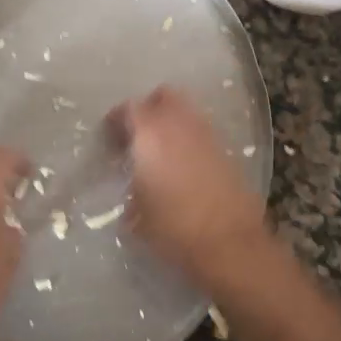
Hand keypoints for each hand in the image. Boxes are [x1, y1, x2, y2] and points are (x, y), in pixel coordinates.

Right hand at [112, 86, 268, 280]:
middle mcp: (179, 125)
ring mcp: (208, 136)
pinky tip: (185, 167)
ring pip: (187, 112)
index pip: (128, 108)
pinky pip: (203, 134)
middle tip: (138, 135)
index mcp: (150, 134)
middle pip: (163, 96)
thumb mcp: (137, 216)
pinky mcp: (228, 152)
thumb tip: (134, 191)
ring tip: (162, 152)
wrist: (230, 243)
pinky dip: (191, 142)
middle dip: (149, 109)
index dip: (116, 120)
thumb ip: (131, 193)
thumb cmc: (173, 228)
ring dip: (173, 124)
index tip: (110, 138)